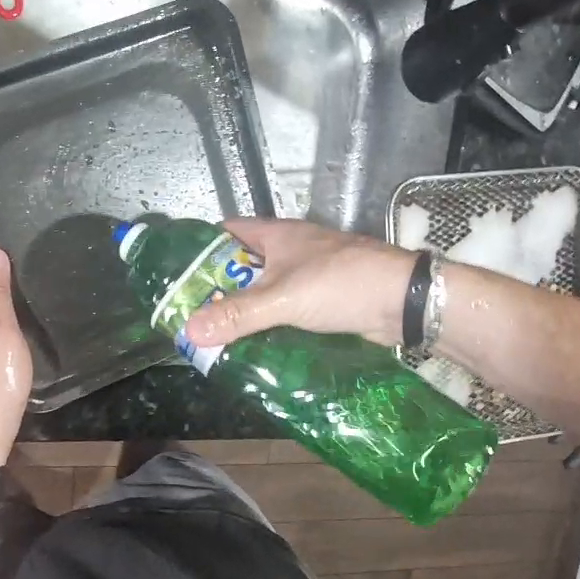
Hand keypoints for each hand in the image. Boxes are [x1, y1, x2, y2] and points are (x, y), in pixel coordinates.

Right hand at [183, 218, 414, 348]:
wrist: (402, 301)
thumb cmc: (341, 284)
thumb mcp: (282, 298)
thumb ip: (238, 316)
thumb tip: (189, 331)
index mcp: (277, 235)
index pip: (228, 231)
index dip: (201, 248)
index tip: (177, 274)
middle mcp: (290, 252)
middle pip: (243, 266)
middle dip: (219, 288)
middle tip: (191, 316)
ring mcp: (308, 277)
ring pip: (265, 292)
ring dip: (245, 312)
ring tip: (215, 337)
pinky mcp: (323, 302)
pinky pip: (285, 312)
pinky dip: (269, 326)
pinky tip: (253, 347)